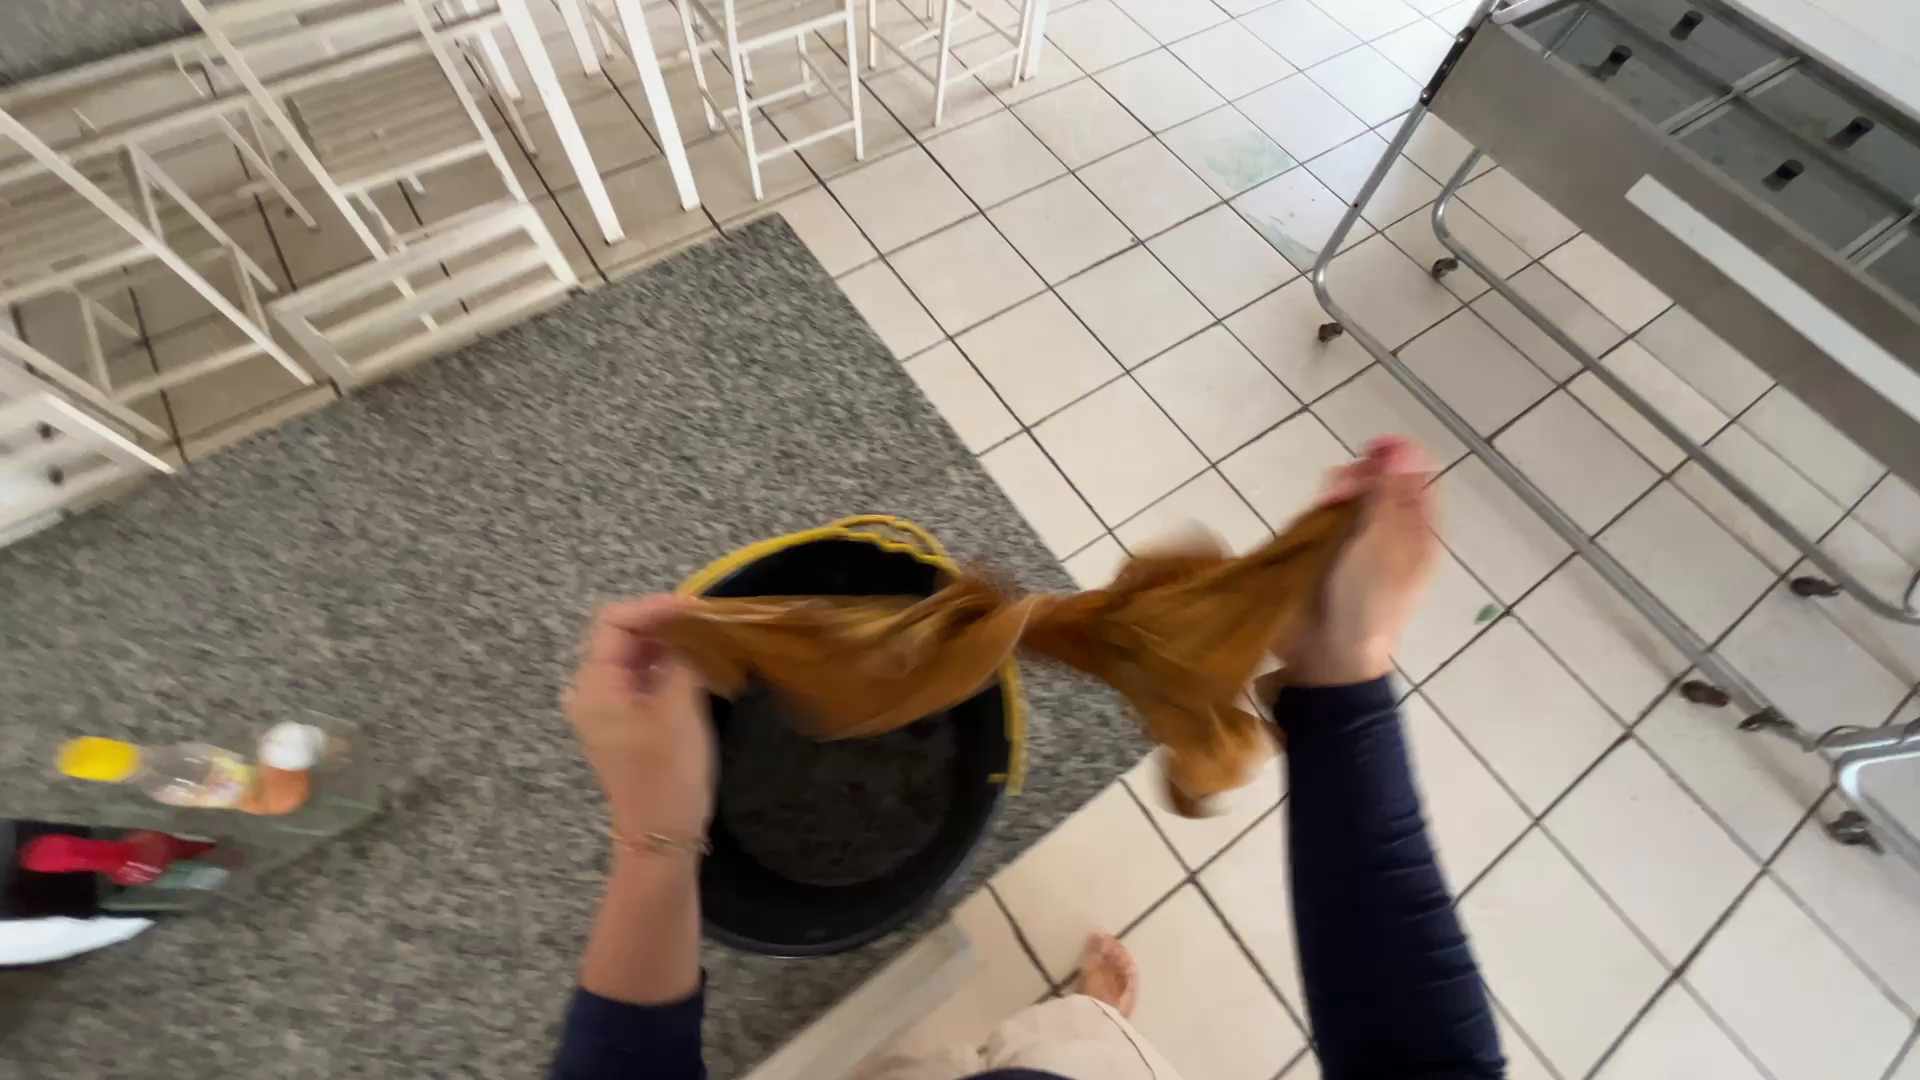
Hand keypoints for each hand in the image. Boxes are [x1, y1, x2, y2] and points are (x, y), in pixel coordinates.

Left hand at [565, 595, 713, 843]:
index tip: (697, 607)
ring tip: (707, 636)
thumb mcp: (680, 709)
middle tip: (706, 619)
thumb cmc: (668, 774)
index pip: (615, 622)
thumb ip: (682, 659)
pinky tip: (698, 663)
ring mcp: (608, 707)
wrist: (662, 836)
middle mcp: (592, 691)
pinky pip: (643, 675)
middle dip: (663, 620)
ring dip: (668, 641)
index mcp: (595, 687)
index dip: (655, 606)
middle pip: (621, 635)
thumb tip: (692, 628)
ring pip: (635, 654)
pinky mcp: (627, 719)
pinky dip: (668, 663)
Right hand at [1281, 436, 1438, 686]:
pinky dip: (1315, 517)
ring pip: (1347, 505)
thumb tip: (1404, 447)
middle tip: (1341, 484)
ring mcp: (1355, 548)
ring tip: (1323, 503)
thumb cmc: (1364, 600)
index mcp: (1417, 535)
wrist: (1328, 653)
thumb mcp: (1381, 541)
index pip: (1414, 482)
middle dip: (1361, 479)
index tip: (1371, 447)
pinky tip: (1307, 519)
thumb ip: (1388, 493)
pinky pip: (1321, 525)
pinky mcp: (1323, 558)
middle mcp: (1388, 537)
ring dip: (1335, 497)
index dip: (1397, 461)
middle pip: (1378, 490)